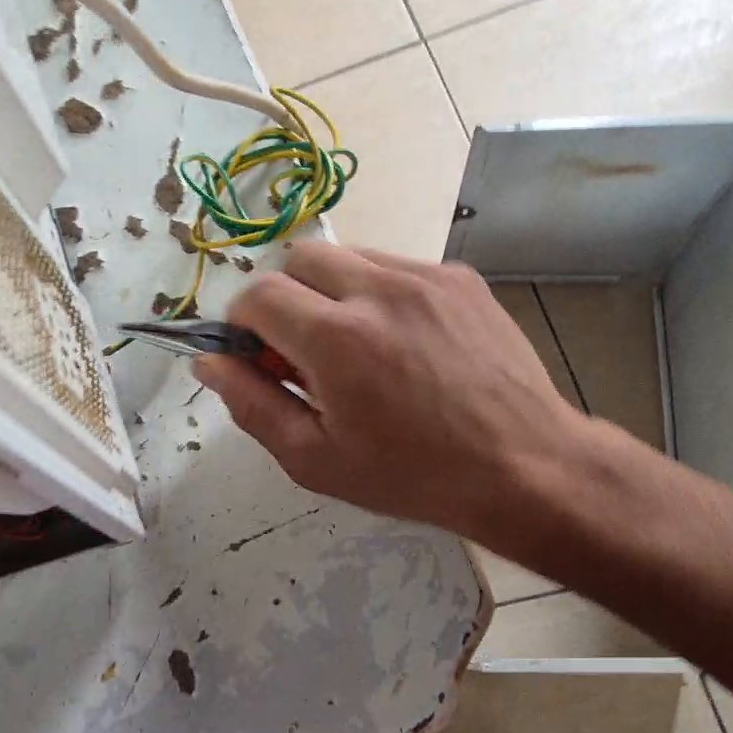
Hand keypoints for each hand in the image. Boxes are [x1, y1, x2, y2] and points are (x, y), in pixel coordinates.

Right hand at [193, 242, 590, 542]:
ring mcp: (425, 276)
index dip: (241, 326)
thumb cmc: (409, 475)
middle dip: (285, 299)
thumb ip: (251, 404)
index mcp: (335, 339)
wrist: (524, 465)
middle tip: (303, 353)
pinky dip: (376, 294)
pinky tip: (399, 343)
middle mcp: (377, 289)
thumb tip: (208, 363)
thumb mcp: (313, 458)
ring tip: (356, 350)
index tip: (257, 360)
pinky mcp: (460, 278)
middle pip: (298, 259)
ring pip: (347, 256)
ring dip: (330, 293)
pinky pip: (394, 266)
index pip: (257, 295)